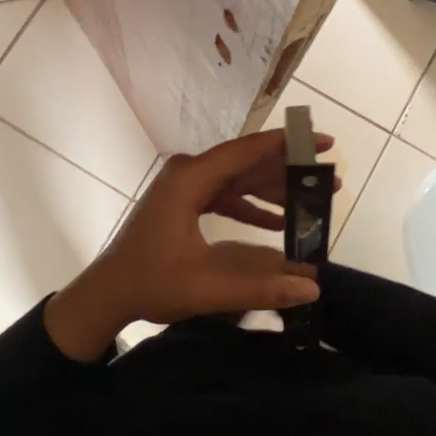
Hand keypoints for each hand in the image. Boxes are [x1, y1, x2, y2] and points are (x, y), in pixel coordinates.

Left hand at [42, 129, 333, 360]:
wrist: (107, 293)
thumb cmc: (151, 283)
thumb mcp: (208, 288)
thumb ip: (262, 286)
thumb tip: (313, 286)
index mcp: (189, 179)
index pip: (246, 152)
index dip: (287, 145)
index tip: (323, 142)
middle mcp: (187, 174)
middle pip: (245, 162)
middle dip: (287, 170)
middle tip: (328, 177)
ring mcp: (183, 187)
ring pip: (237, 179)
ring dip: (272, 189)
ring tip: (311, 200)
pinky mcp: (182, 202)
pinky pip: (225, 195)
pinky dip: (251, 207)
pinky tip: (278, 224)